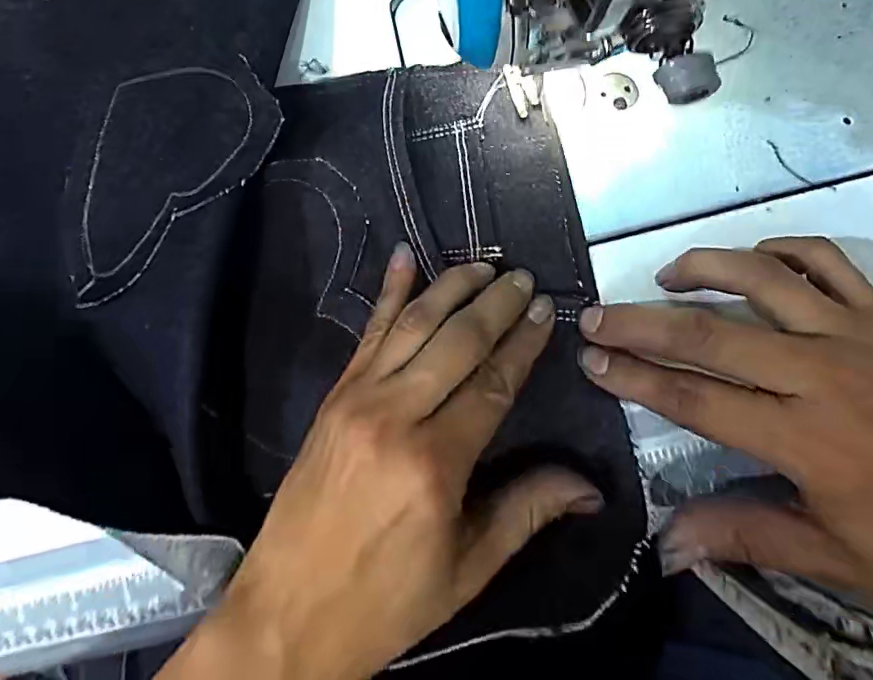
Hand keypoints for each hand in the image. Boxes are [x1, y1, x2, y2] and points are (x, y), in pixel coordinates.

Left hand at [164, 244, 599, 679]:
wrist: (283, 616)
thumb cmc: (384, 600)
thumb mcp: (465, 569)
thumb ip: (527, 511)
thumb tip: (590, 486)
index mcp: (435, 463)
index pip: (493, 383)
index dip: (524, 342)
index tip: (546, 310)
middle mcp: (396, 416)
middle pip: (458, 341)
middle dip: (496, 304)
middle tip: (524, 277)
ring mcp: (359, 398)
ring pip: (415, 324)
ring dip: (452, 287)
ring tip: (484, 265)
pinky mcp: (335, 395)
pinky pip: (369, 332)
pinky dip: (389, 290)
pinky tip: (404, 256)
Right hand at [577, 237, 872, 679]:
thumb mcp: (838, 562)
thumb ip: (746, 536)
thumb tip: (667, 544)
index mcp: (810, 443)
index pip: (696, 400)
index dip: (635, 379)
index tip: (590, 360)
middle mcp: (825, 375)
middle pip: (710, 333)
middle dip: (641, 323)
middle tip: (595, 314)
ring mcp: (859, 336)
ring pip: (761, 278)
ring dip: (703, 267)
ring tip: (665, 273)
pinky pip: (827, 261)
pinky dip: (783, 248)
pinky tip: (756, 259)